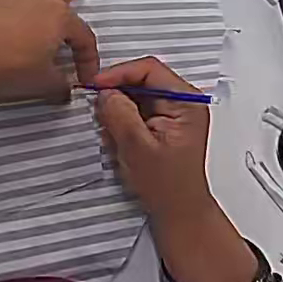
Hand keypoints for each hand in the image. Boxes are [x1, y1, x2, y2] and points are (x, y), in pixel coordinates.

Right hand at [92, 55, 214, 220]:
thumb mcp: (138, 147)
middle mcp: (183, 102)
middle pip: (142, 80)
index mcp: (186, 102)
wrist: (179, 211)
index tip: (96, 86)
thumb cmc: (167, 186)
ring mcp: (173, 112)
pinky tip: (119, 139)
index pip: (149, 69)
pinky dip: (123, 120)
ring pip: (136, 95)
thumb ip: (120, 114)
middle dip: (118, 94)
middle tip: (99, 110)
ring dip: (119, 110)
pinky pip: (137, 110)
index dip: (119, 74)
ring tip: (112, 133)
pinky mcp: (163, 123)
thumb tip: (105, 92)